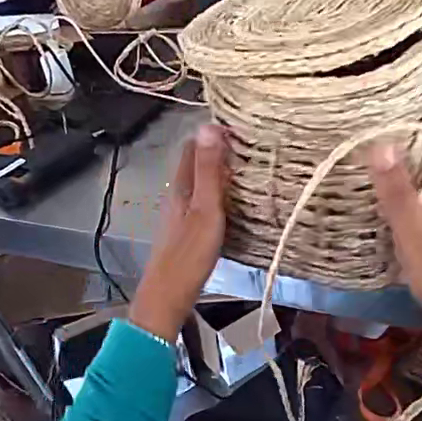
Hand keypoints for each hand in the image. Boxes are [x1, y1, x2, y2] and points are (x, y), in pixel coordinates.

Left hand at [128, 125, 227, 338]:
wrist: (169, 294)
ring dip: (221, 173)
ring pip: (200, 182)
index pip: (193, 145)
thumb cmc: (189, 252)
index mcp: (181, 184)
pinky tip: (234, 203)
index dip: (215, 134)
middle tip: (252, 150)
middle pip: (196, 162)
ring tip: (248, 172)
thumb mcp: (205, 208)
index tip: (244, 132)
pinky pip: (203, 200)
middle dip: (220, 151)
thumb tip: (209, 126)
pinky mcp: (186, 229)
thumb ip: (208, 170)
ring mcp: (180, 212)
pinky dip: (219, 194)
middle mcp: (178, 193)